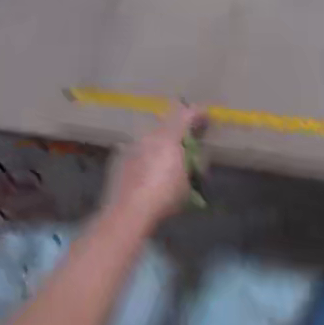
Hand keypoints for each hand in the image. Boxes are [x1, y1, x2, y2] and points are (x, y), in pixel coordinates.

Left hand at [100, 105, 201, 231]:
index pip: (186, 115)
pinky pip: (136, 149)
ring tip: (163, 158)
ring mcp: (132, 144)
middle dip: (177, 130)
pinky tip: (145, 170)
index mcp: (170, 138)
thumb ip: (190, 167)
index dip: (197, 113)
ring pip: (149, 137)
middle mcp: (150, 135)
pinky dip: (143, 155)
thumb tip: (190, 163)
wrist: (128, 211)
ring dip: (158, 143)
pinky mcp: (119, 157)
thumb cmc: (164, 198)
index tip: (205, 116)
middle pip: (166, 124)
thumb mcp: (186, 184)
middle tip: (184, 140)